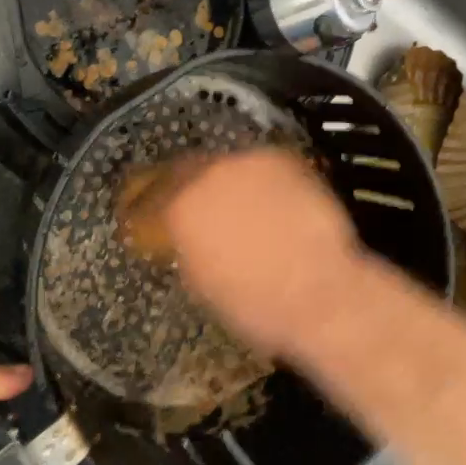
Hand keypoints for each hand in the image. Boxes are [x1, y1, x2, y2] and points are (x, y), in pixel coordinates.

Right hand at [159, 148, 365, 353]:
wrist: (321, 290)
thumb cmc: (257, 305)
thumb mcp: (204, 285)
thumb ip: (186, 250)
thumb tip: (184, 239)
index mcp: (179, 209)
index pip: (149, 201)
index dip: (144, 209)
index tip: (144, 217)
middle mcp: (206, 175)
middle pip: (183, 171)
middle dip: (181, 186)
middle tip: (186, 201)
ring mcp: (246, 162)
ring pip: (223, 165)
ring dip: (221, 181)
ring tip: (231, 201)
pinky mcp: (282, 159)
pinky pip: (259, 165)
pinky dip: (256, 179)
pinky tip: (266, 199)